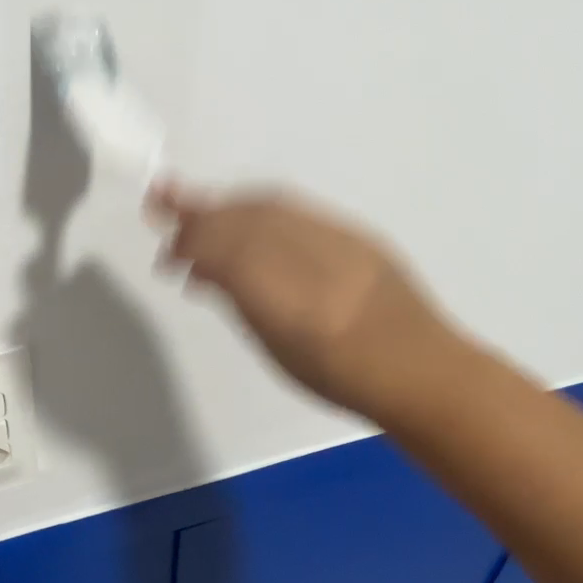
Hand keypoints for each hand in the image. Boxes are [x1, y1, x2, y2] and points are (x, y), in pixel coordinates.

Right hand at [150, 182, 466, 416]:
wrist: (422, 370)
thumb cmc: (341, 378)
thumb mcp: (277, 350)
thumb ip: (243, 302)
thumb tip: (205, 269)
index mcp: (295, 307)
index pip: (232, 254)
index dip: (191, 242)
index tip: (165, 253)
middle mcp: (318, 264)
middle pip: (247, 220)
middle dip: (200, 212)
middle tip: (160, 206)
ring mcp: (342, 241)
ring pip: (269, 206)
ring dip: (225, 204)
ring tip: (192, 206)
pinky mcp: (356, 232)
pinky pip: (293, 209)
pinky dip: (255, 208)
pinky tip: (241, 217)